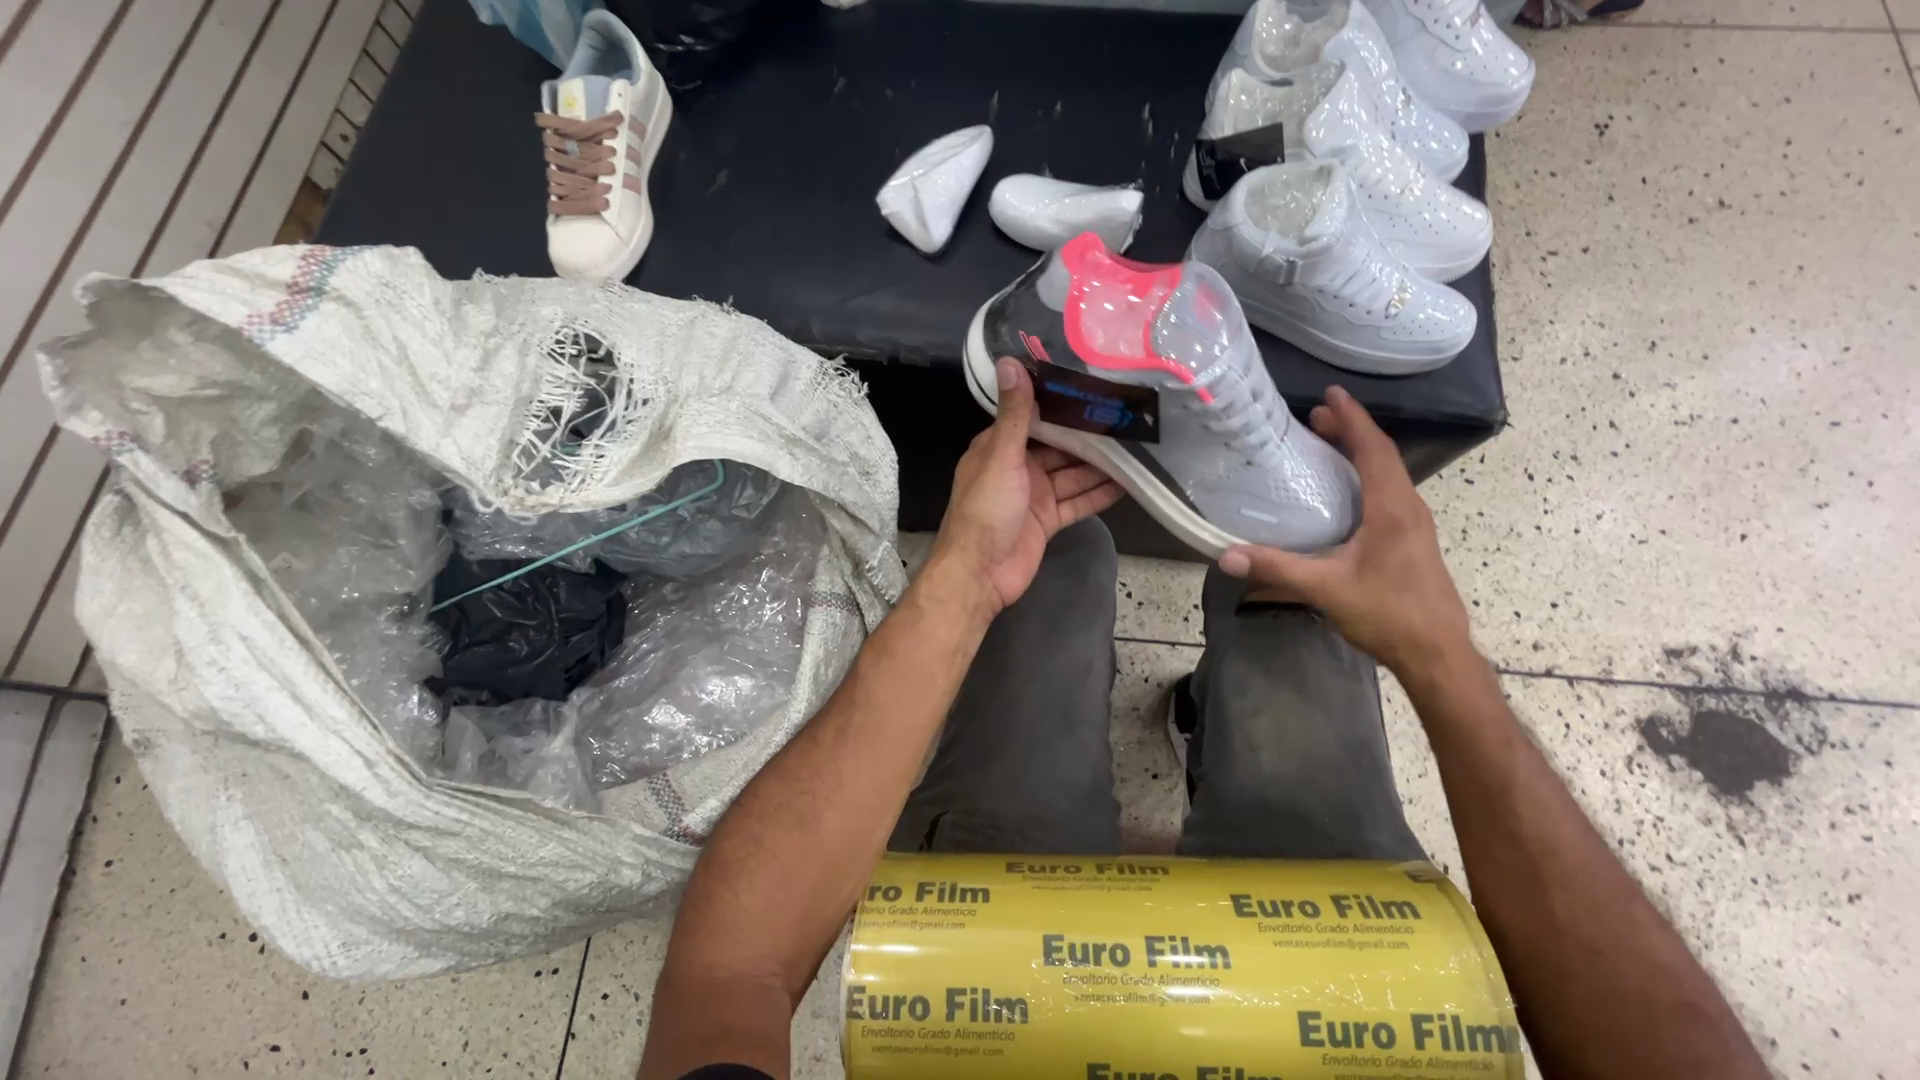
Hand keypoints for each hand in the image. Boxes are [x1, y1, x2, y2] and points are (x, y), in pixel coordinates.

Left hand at [929, 358, 1123, 614]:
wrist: (979, 574)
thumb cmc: (985, 510)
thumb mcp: (1000, 456)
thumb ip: (1014, 414)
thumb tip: (1010, 361)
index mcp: (999, 448)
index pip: (1034, 418)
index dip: (1061, 405)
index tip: (1093, 387)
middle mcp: (1017, 468)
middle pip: (1059, 447)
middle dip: (1088, 435)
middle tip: (1127, 417)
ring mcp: (1034, 496)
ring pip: (1072, 474)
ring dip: (1100, 464)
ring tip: (1136, 446)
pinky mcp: (1048, 521)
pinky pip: (1078, 502)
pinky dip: (1099, 494)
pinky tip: (1128, 483)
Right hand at [1217, 386, 1473, 680]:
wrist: (1437, 654)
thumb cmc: (1388, 614)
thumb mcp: (1326, 590)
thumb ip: (1277, 569)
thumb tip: (1227, 555)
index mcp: (1392, 509)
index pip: (1373, 449)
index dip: (1352, 418)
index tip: (1332, 393)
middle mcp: (1409, 509)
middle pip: (1382, 456)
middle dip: (1351, 431)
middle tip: (1316, 416)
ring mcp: (1415, 526)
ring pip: (1388, 475)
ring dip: (1360, 453)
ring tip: (1328, 444)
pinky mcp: (1413, 542)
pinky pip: (1389, 494)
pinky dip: (1366, 477)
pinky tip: (1345, 493)